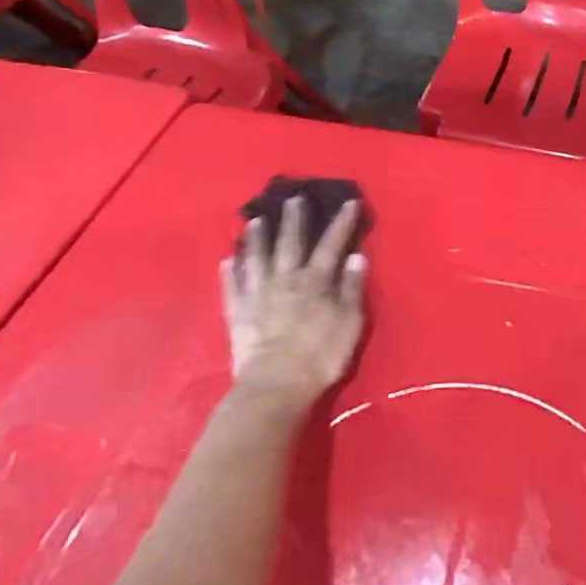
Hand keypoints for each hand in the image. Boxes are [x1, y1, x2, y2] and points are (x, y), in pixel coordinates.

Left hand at [222, 195, 367, 408]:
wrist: (275, 387)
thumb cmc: (320, 356)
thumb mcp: (349, 323)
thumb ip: (353, 288)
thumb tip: (357, 255)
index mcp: (316, 282)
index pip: (332, 245)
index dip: (341, 223)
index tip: (349, 201)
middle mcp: (286, 280)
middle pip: (290, 243)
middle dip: (294, 220)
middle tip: (293, 198)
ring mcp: (259, 296)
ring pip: (257, 259)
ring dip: (257, 238)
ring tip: (256, 220)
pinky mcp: (239, 315)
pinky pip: (232, 288)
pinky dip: (230, 273)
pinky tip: (228, 260)